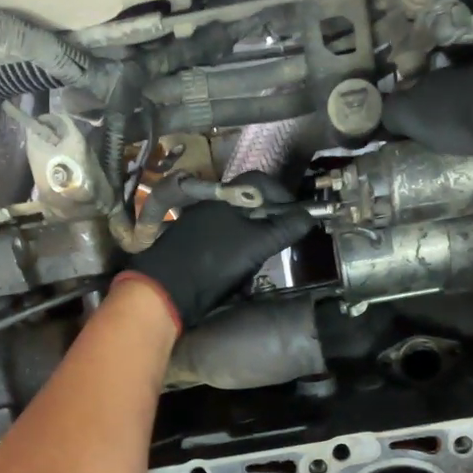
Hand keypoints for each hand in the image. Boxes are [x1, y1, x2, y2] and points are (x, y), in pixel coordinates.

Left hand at [118, 172, 315, 328]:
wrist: (164, 290)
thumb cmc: (214, 262)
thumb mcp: (256, 246)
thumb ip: (283, 229)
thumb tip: (308, 216)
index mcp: (226, 198)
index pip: (260, 182)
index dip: (281, 194)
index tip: (295, 213)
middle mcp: (209, 205)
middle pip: (248, 207)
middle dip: (266, 225)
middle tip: (277, 244)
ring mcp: (195, 225)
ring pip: (233, 228)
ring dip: (248, 245)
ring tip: (255, 267)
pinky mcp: (186, 245)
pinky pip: (218, 245)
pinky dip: (231, 257)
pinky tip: (233, 278)